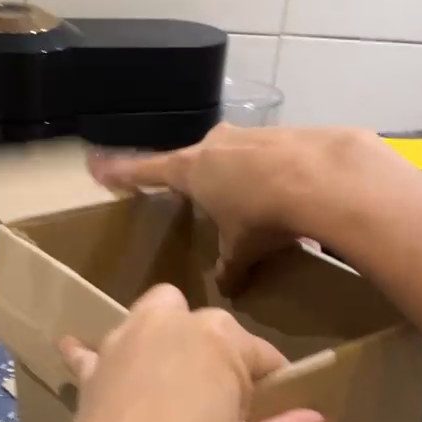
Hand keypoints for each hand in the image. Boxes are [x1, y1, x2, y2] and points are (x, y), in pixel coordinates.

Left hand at [0, 283, 326, 421]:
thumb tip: (320, 421)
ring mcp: (121, 344)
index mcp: (219, 339)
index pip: (263, 355)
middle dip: (219, 359)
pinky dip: (102, 359)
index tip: (271, 420)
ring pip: (153, 321)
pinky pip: (94, 352)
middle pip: (207, 330)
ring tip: (175, 392)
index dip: (272, 389)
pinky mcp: (88, 373)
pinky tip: (106, 376)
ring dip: (167, 342)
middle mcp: (168, 325)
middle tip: (222, 413)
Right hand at [94, 124, 421, 350]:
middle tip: (202, 203)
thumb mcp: (241, 250)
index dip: (122, 174)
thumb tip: (227, 287)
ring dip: (241, 181)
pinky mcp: (287, 133)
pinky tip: (290, 198)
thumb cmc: (265, 215)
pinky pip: (270, 159)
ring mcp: (252, 134)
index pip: (146, 172)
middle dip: (198, 183)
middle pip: (197, 163)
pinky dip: (273, 178)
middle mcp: (216, 144)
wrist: (324, 177)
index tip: (97, 167)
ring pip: (236, 159)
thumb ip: (229, 268)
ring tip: (258, 208)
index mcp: (192, 169)